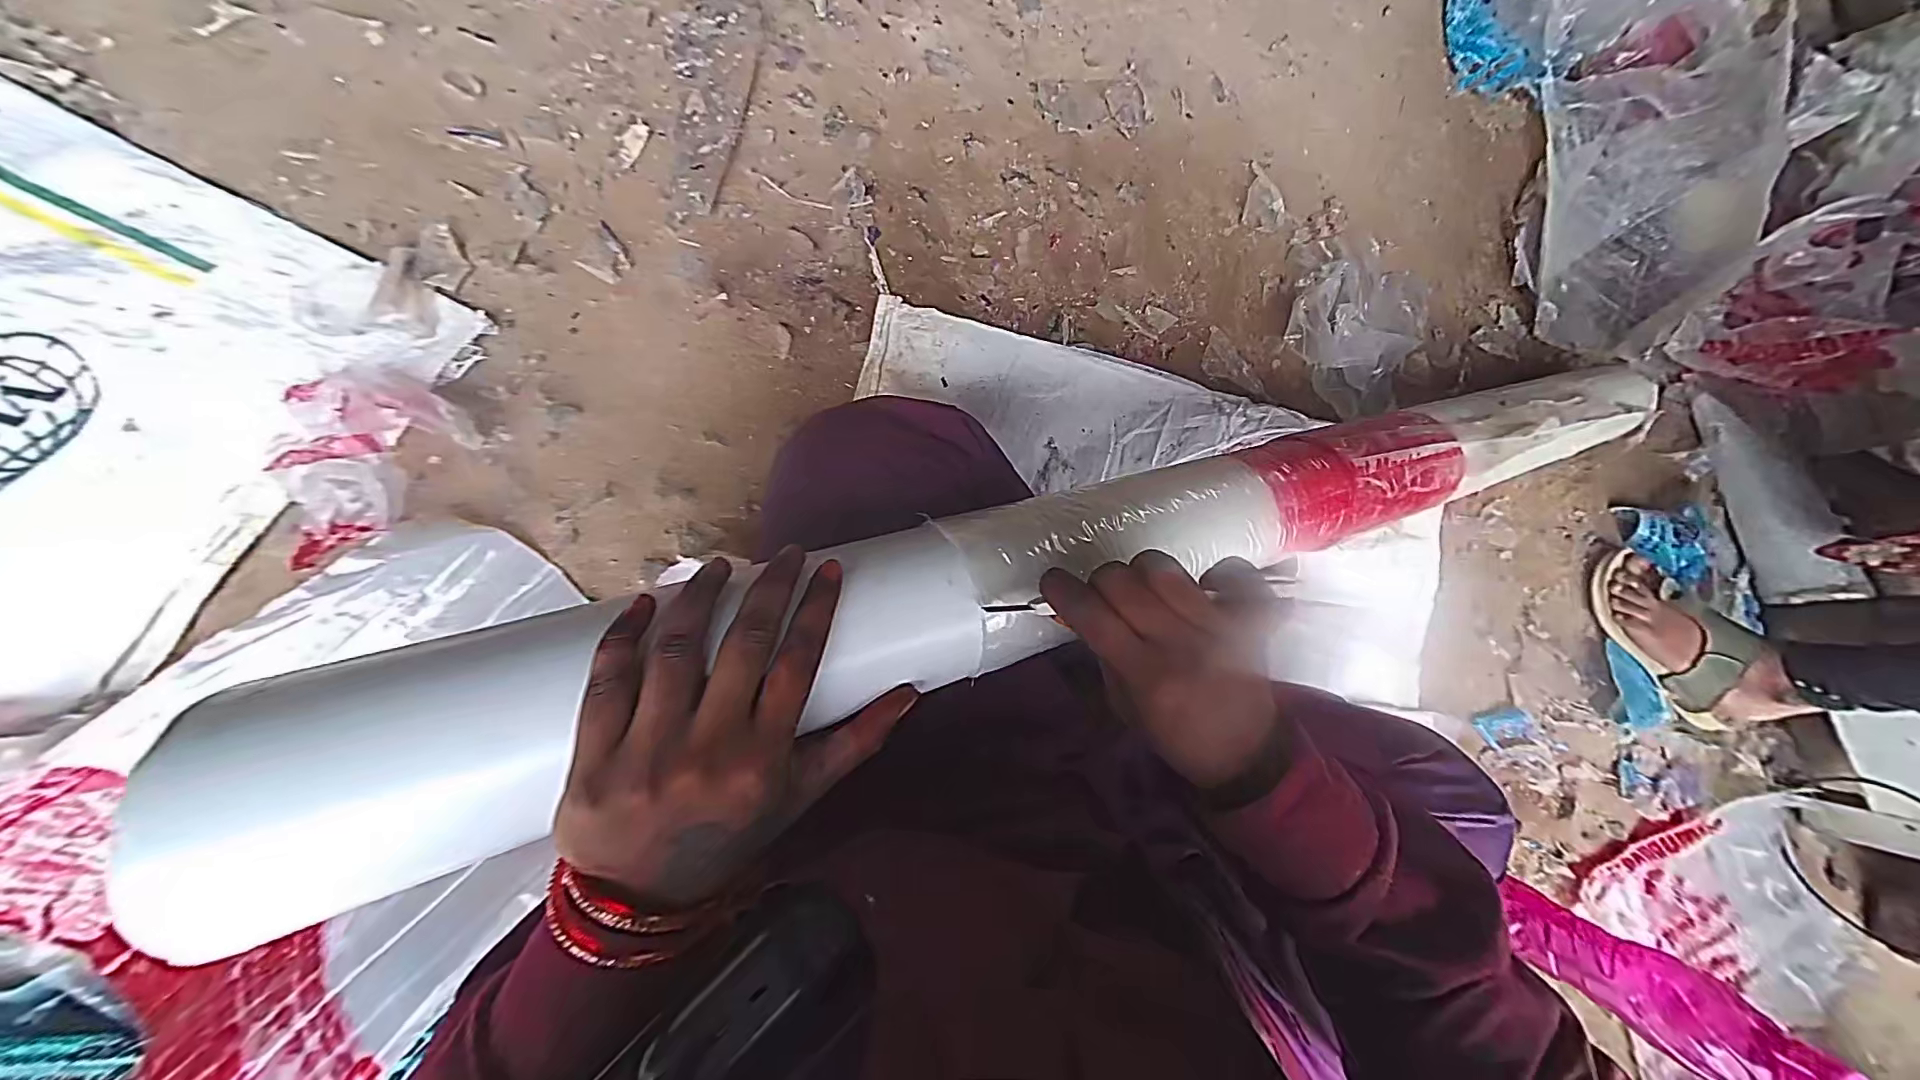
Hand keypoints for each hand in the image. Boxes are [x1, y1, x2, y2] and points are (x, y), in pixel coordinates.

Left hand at [554, 546, 917, 908]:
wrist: (638, 901)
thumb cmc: (731, 836)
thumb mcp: (800, 795)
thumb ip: (855, 742)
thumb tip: (908, 694)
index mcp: (763, 758)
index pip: (797, 664)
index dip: (816, 609)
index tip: (826, 569)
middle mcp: (709, 748)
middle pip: (744, 644)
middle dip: (771, 587)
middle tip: (786, 555)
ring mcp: (647, 749)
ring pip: (677, 649)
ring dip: (701, 596)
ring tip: (720, 566)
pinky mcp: (595, 753)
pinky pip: (607, 678)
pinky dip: (624, 633)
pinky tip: (647, 601)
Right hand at [1039, 552, 1287, 792]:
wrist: (1247, 754)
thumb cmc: (1177, 735)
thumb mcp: (1125, 707)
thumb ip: (1106, 658)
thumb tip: (1086, 612)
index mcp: (1145, 675)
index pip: (1092, 616)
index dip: (1063, 590)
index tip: (1054, 582)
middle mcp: (1180, 645)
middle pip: (1121, 582)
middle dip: (1100, 582)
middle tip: (1105, 597)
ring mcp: (1218, 628)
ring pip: (1162, 568)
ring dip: (1142, 572)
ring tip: (1148, 591)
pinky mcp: (1250, 620)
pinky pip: (1233, 571)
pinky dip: (1217, 572)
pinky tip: (1204, 589)